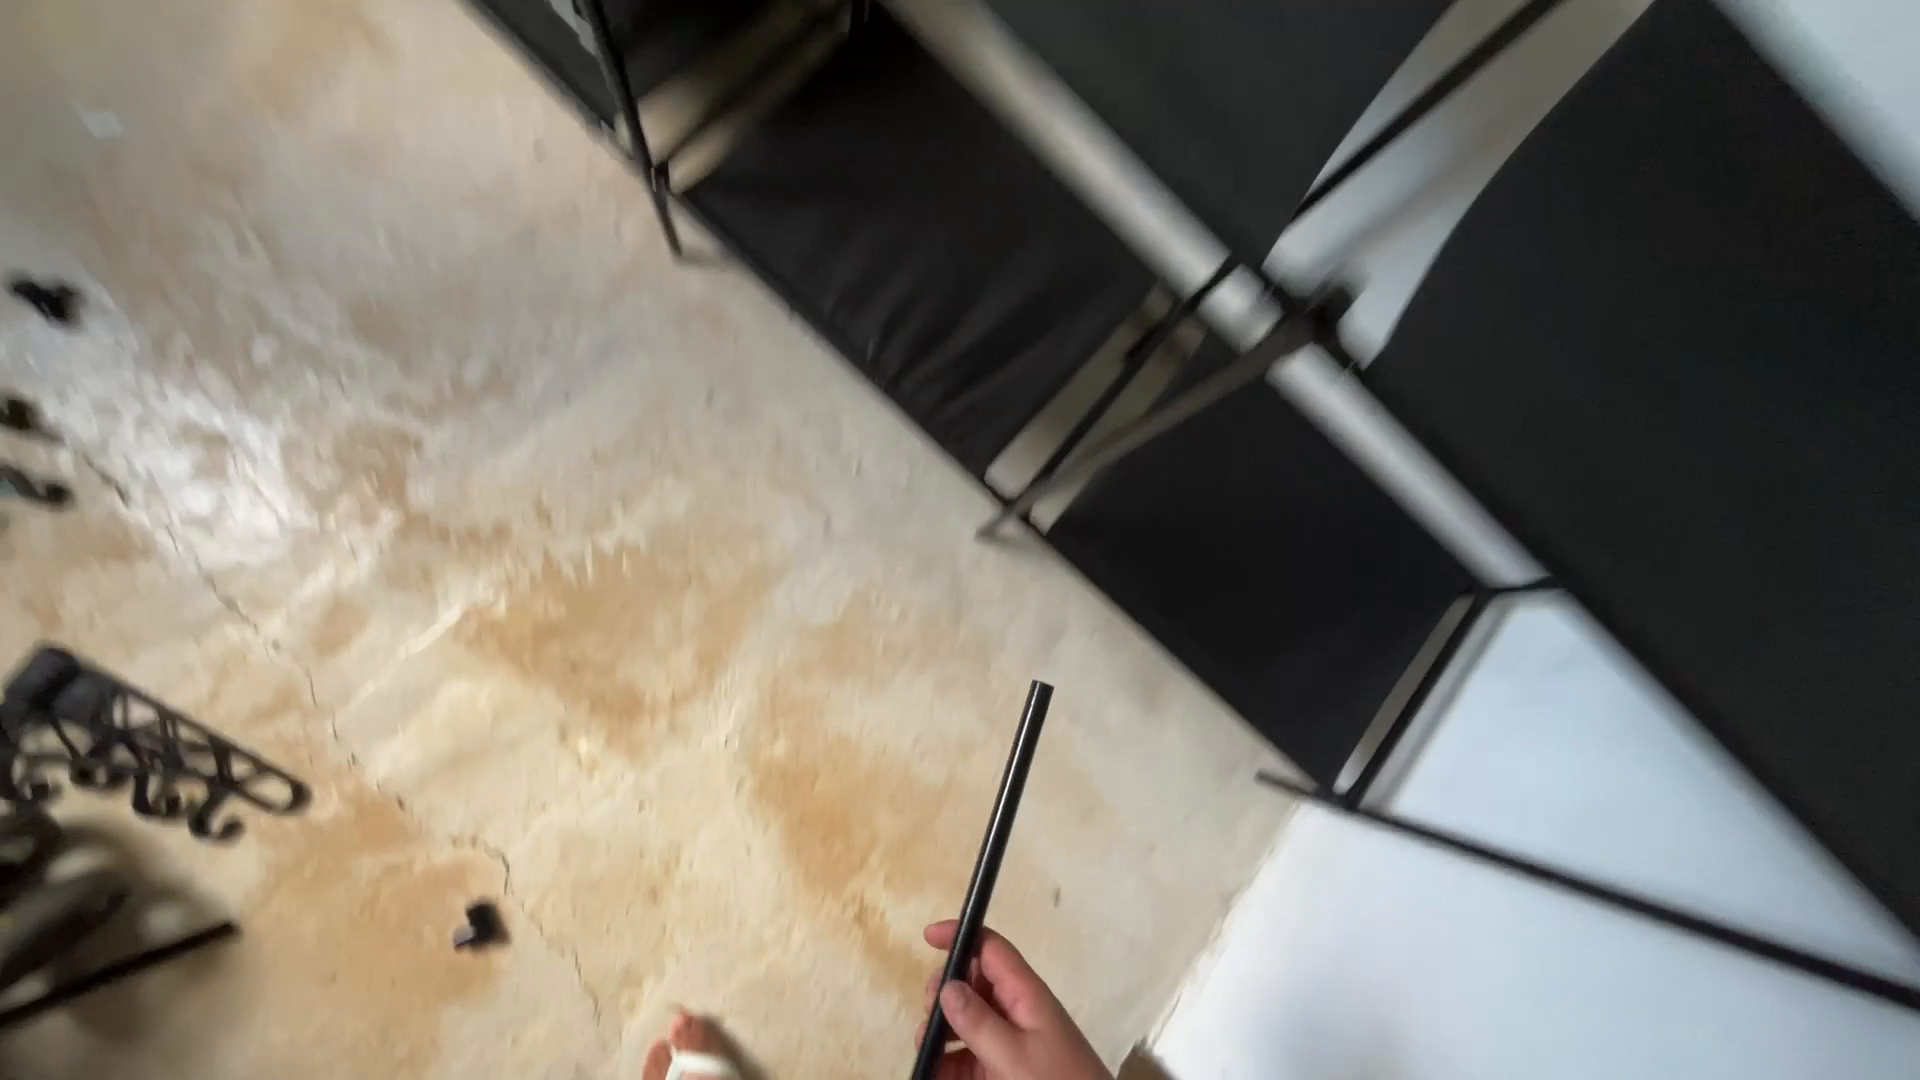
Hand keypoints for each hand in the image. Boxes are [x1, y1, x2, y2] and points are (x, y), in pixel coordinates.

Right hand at [915, 921, 1112, 1079]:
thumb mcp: (1013, 1055)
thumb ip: (978, 1021)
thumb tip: (947, 985)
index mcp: (1024, 994)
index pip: (990, 948)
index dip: (961, 936)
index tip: (927, 937)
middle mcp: (1016, 1011)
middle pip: (974, 984)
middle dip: (945, 991)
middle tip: (929, 1012)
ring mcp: (1010, 1043)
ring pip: (968, 1022)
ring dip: (942, 1030)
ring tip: (925, 1048)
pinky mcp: (1004, 1072)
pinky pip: (969, 1057)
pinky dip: (948, 1061)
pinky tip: (932, 1071)